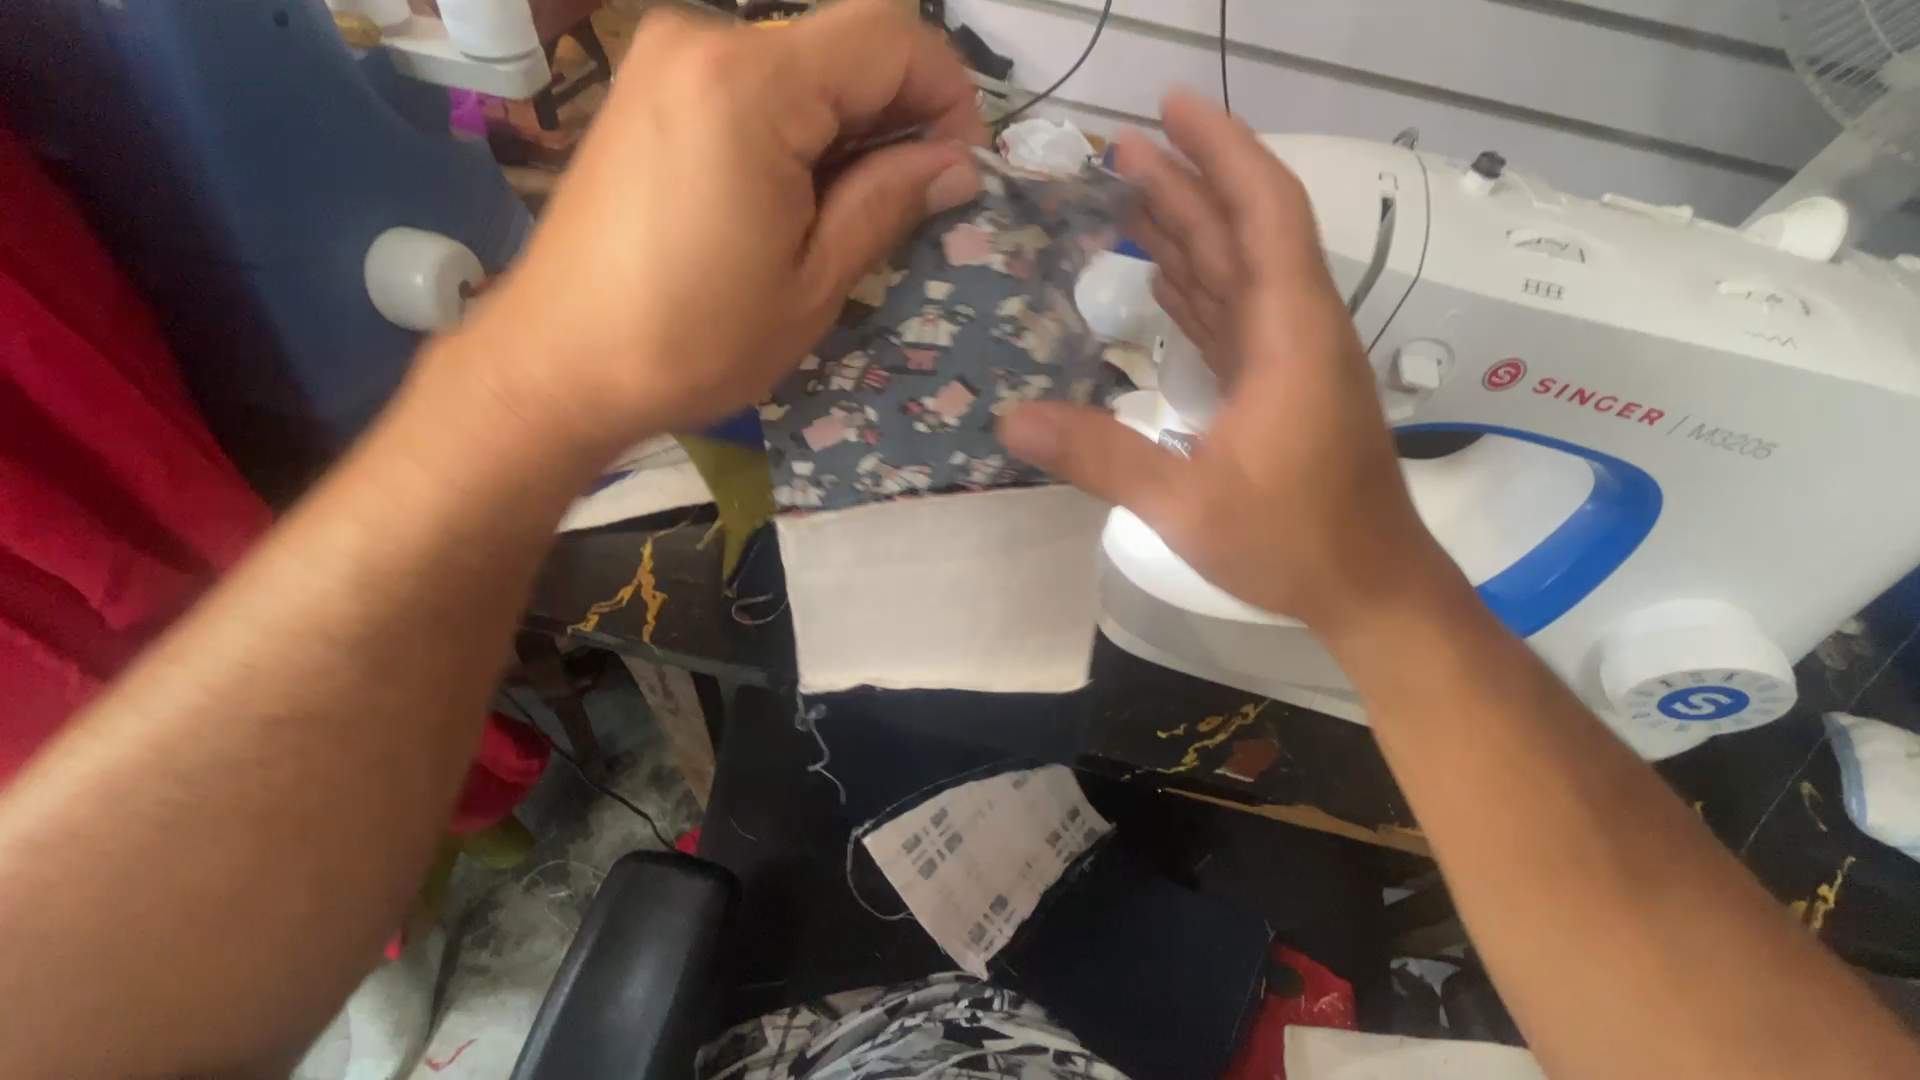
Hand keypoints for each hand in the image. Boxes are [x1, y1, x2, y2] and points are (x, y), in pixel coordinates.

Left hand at [446, 0, 986, 456]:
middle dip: (895, 115)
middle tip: (910, 202)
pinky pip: (750, 86)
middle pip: (842, 46)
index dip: (947, 93)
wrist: (559, 364)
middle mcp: (703, 40)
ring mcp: (665, 60)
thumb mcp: (813, 284)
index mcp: (753, 85)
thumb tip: (956, 163)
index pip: (890, 36)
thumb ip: (888, 203)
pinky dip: (794, 129)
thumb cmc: (694, 341)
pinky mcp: (646, 90)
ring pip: (799, 66)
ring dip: (845, 128)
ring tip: (846, 213)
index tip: (960, 168)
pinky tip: (792, 198)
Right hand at [999, 91, 1452, 632]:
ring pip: (1238, 275)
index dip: (1221, 150)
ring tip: (1132, 195)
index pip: (1262, 213)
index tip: (1173, 105)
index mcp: (1288, 335)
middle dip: (1186, 183)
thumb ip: (1101, 457)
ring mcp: (1290, 360)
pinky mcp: (1281, 389)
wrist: (1371, 587)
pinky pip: (1235, 319)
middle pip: (1242, 234)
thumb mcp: (1186, 505)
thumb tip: (1010, 420)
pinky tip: (1164, 278)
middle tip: (1121, 148)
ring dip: (1190, 230)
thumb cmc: (1292, 542)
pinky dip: (1197, 290)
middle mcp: (1295, 331)